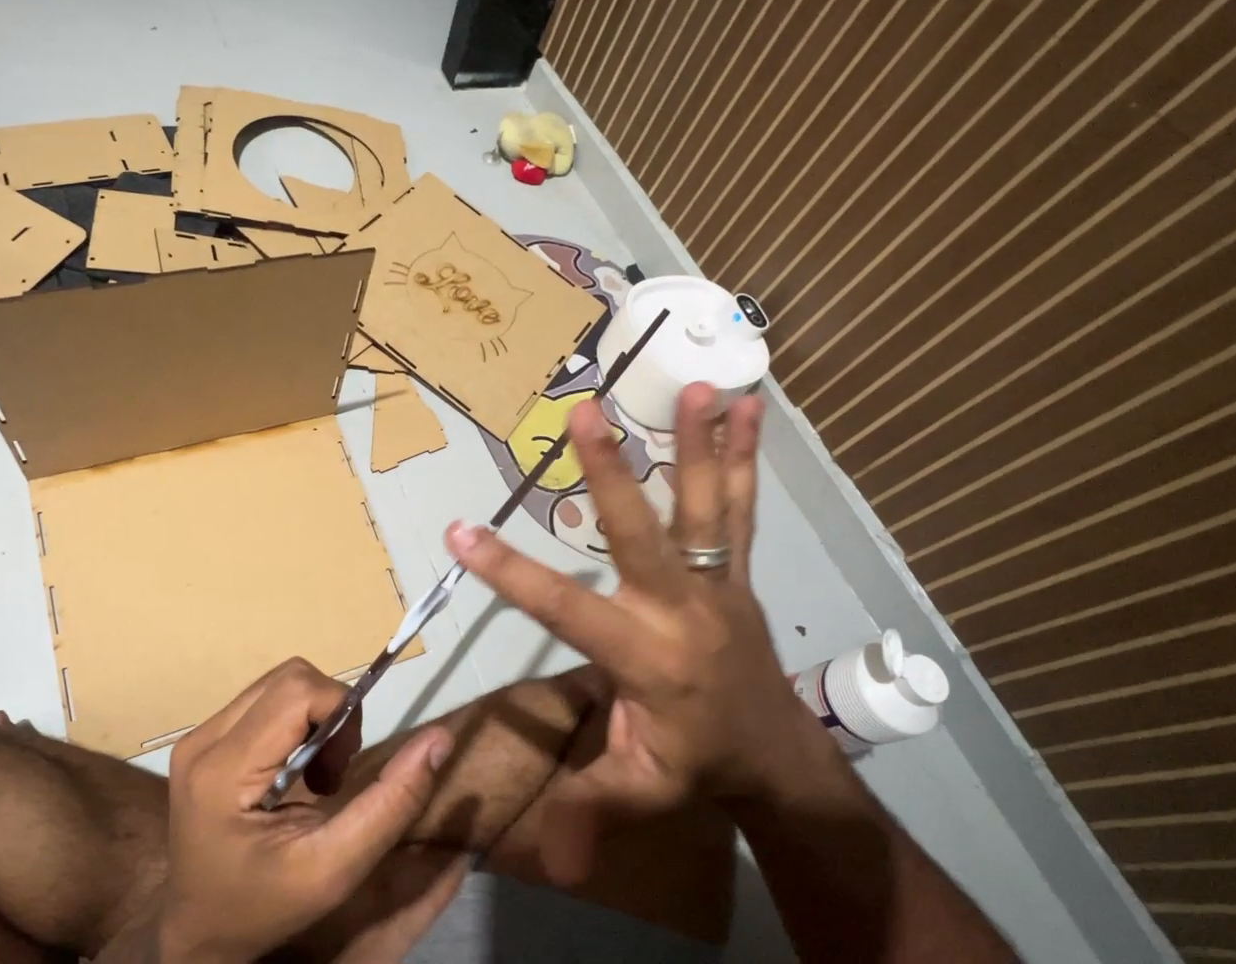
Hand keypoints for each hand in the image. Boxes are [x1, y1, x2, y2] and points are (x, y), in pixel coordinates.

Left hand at [157, 658, 454, 962]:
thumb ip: (390, 803)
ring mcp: (198, 738)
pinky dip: (296, 724)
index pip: (296, 691)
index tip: (346, 767)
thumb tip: (439, 739)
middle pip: (289, 679)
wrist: (200, 935)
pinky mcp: (203, 741)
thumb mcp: (336, 869)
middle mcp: (202, 741)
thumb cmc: (266, 908)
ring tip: (316, 779)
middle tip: (334, 777)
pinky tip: (295, 774)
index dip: (340, 711)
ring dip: (315, 719)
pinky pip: (264, 701)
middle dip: (330, 715)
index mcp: (224, 771)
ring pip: (279, 684)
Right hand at [445, 385, 832, 879]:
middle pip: (641, 533)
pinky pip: (743, 508)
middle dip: (610, 474)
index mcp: (645, 657)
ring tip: (701, 387)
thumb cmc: (695, 764)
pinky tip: (751, 409)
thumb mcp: (638, 790)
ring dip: (701, 444)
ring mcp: (718, 583)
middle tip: (584, 415)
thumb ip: (589, 803)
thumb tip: (543, 850)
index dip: (511, 572)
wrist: (775, 752)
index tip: (461, 530)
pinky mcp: (740, 571)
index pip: (565, 608)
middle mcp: (681, 607)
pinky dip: (745, 457)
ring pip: (707, 507)